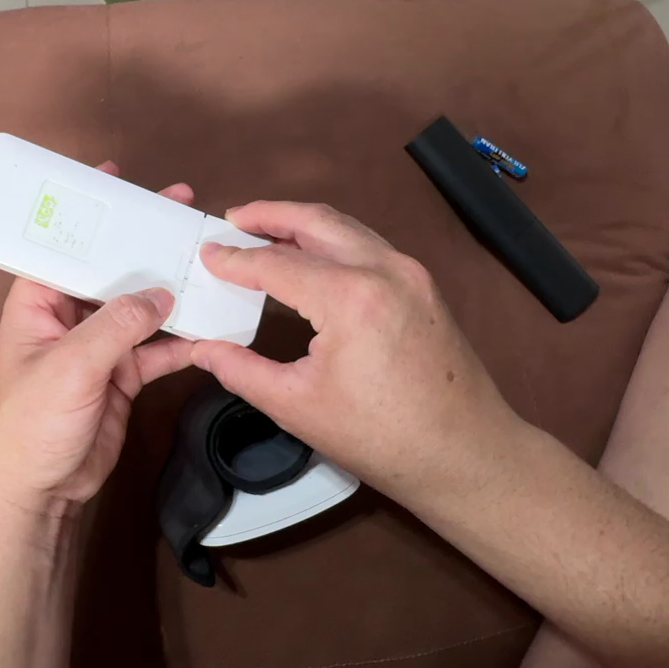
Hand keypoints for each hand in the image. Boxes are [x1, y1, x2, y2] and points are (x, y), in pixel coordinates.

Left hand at [0, 166, 195, 515]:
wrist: (38, 494)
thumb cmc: (30, 424)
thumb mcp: (70, 366)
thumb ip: (117, 325)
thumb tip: (162, 293)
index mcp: (38, 301)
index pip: (64, 244)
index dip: (90, 213)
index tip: (118, 178)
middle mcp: (68, 315)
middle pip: (111, 268)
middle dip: (143, 243)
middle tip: (181, 208)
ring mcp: (98, 345)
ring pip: (140, 305)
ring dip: (170, 288)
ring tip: (206, 259)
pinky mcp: (122, 375)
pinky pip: (157, 347)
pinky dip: (182, 338)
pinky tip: (211, 326)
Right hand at [189, 201, 527, 509]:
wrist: (467, 454)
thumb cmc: (380, 437)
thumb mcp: (296, 406)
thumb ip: (241, 370)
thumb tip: (200, 348)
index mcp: (349, 297)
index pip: (277, 263)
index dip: (236, 259)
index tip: (206, 253)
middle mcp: (382, 268)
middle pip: (315, 220)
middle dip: (269, 213)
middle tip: (232, 218)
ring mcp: (409, 271)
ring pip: (344, 227)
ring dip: (301, 222)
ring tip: (264, 228)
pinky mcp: (422, 283)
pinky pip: (367, 243)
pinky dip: (331, 238)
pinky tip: (310, 255)